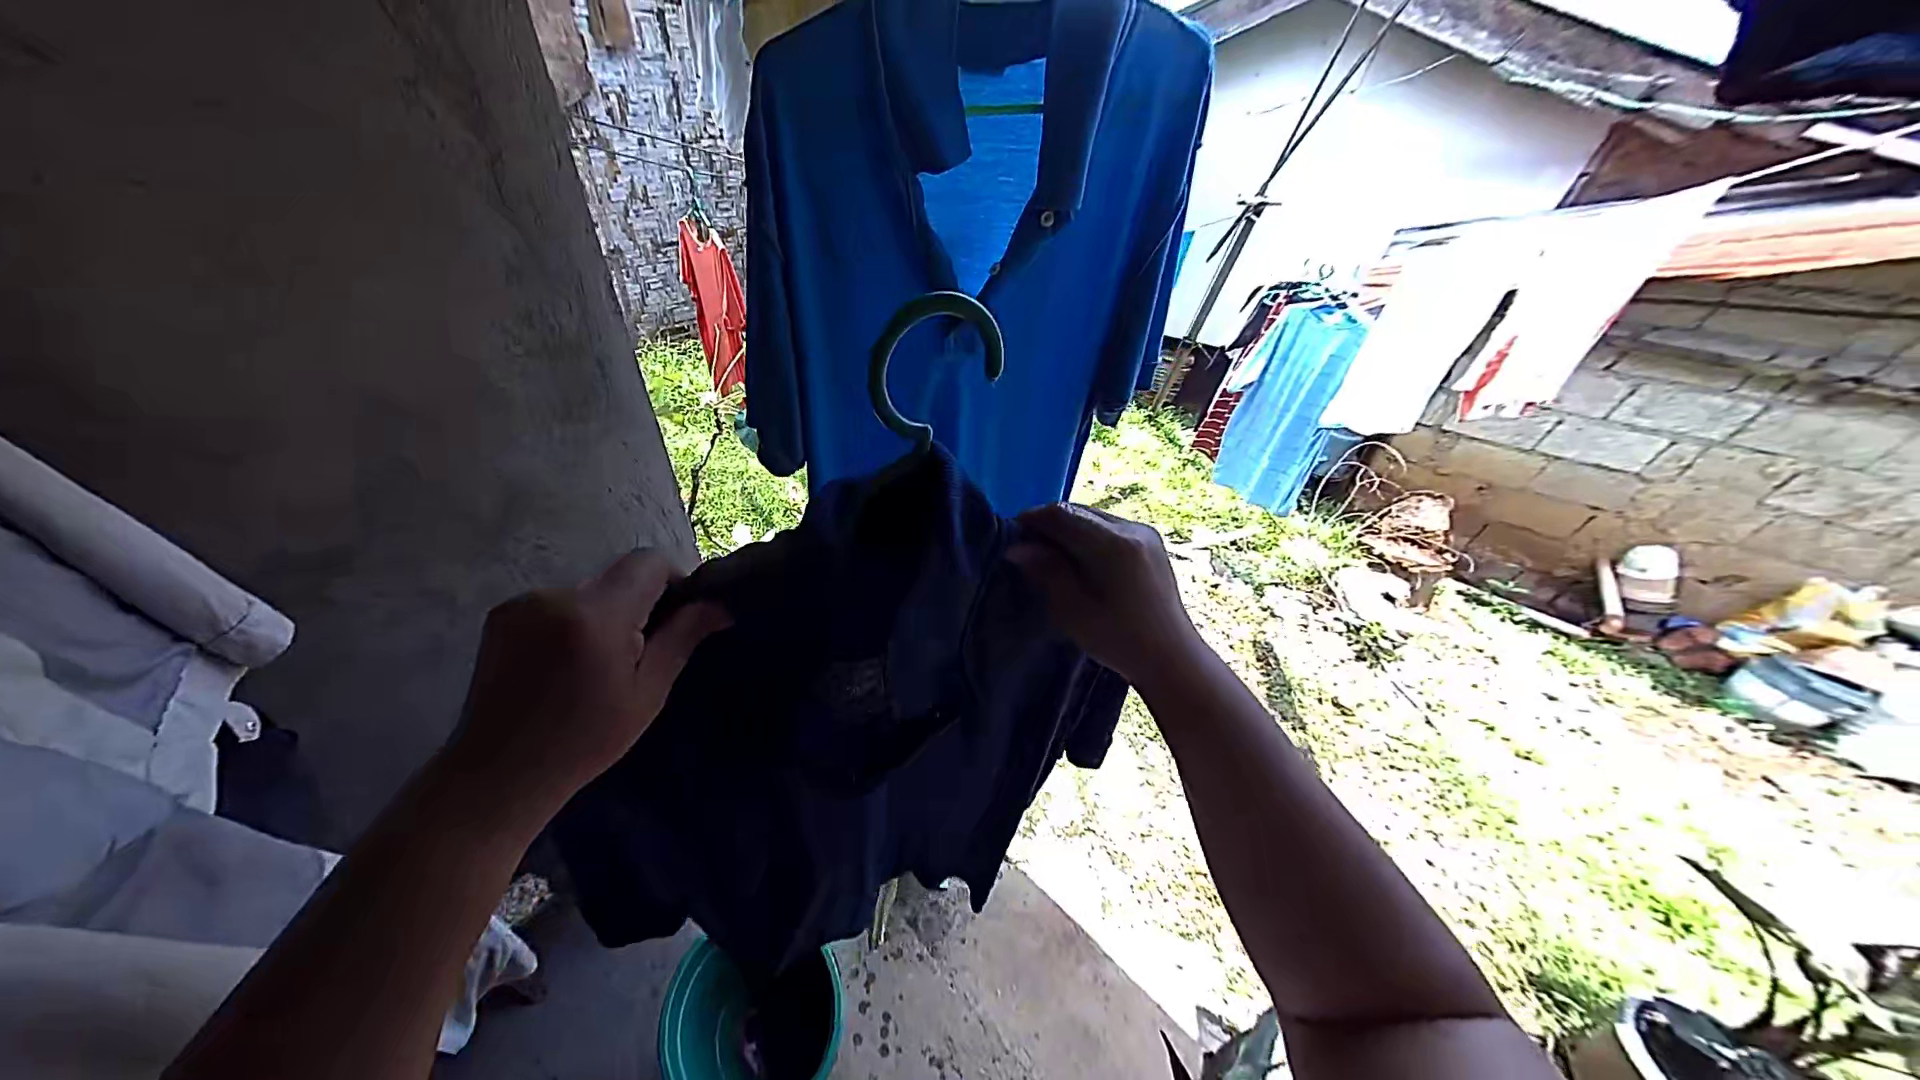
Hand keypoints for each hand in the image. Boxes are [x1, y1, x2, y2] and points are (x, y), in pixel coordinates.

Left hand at [441, 550, 729, 818]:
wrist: (498, 774)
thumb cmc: (585, 739)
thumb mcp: (649, 691)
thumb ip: (684, 636)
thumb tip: (721, 605)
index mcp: (596, 615)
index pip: (649, 562)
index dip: (674, 580)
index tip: (679, 617)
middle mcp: (556, 596)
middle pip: (619, 576)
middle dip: (640, 603)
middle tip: (641, 652)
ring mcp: (523, 603)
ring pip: (591, 590)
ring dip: (607, 613)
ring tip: (599, 664)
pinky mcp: (503, 614)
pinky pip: (559, 602)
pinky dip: (575, 622)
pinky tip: (567, 663)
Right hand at [1005, 503, 1203, 690]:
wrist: (1171, 657)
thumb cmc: (1119, 640)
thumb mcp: (1074, 610)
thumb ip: (1046, 572)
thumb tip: (1016, 548)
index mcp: (1113, 544)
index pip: (1061, 514)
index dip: (1031, 520)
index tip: (1010, 537)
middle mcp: (1132, 529)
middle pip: (1077, 512)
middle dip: (1048, 526)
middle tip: (1026, 550)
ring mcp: (1145, 533)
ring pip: (1092, 518)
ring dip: (1067, 531)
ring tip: (1050, 558)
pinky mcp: (1150, 543)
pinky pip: (1108, 528)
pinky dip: (1087, 537)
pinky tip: (1078, 562)